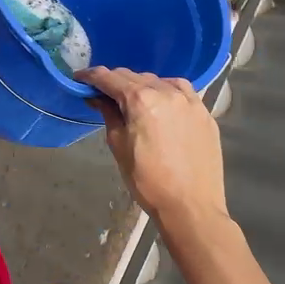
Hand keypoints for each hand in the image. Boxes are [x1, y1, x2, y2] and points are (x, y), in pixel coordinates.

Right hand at [78, 66, 227, 231]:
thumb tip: (97, 97)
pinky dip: (166, 90)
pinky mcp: (205, 114)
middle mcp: (166, 92)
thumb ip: (108, 113)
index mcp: (140, 100)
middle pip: (132, 76)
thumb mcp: (118, 145)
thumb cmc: (147, 179)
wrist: (191, 207)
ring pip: (157, 80)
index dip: (89, 76)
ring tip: (134, 100)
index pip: (108, 77)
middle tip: (103, 95)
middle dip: (114, 82)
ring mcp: (189, 102)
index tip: (79, 79)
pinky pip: (182, 91)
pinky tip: (162, 103)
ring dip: (140, 85)